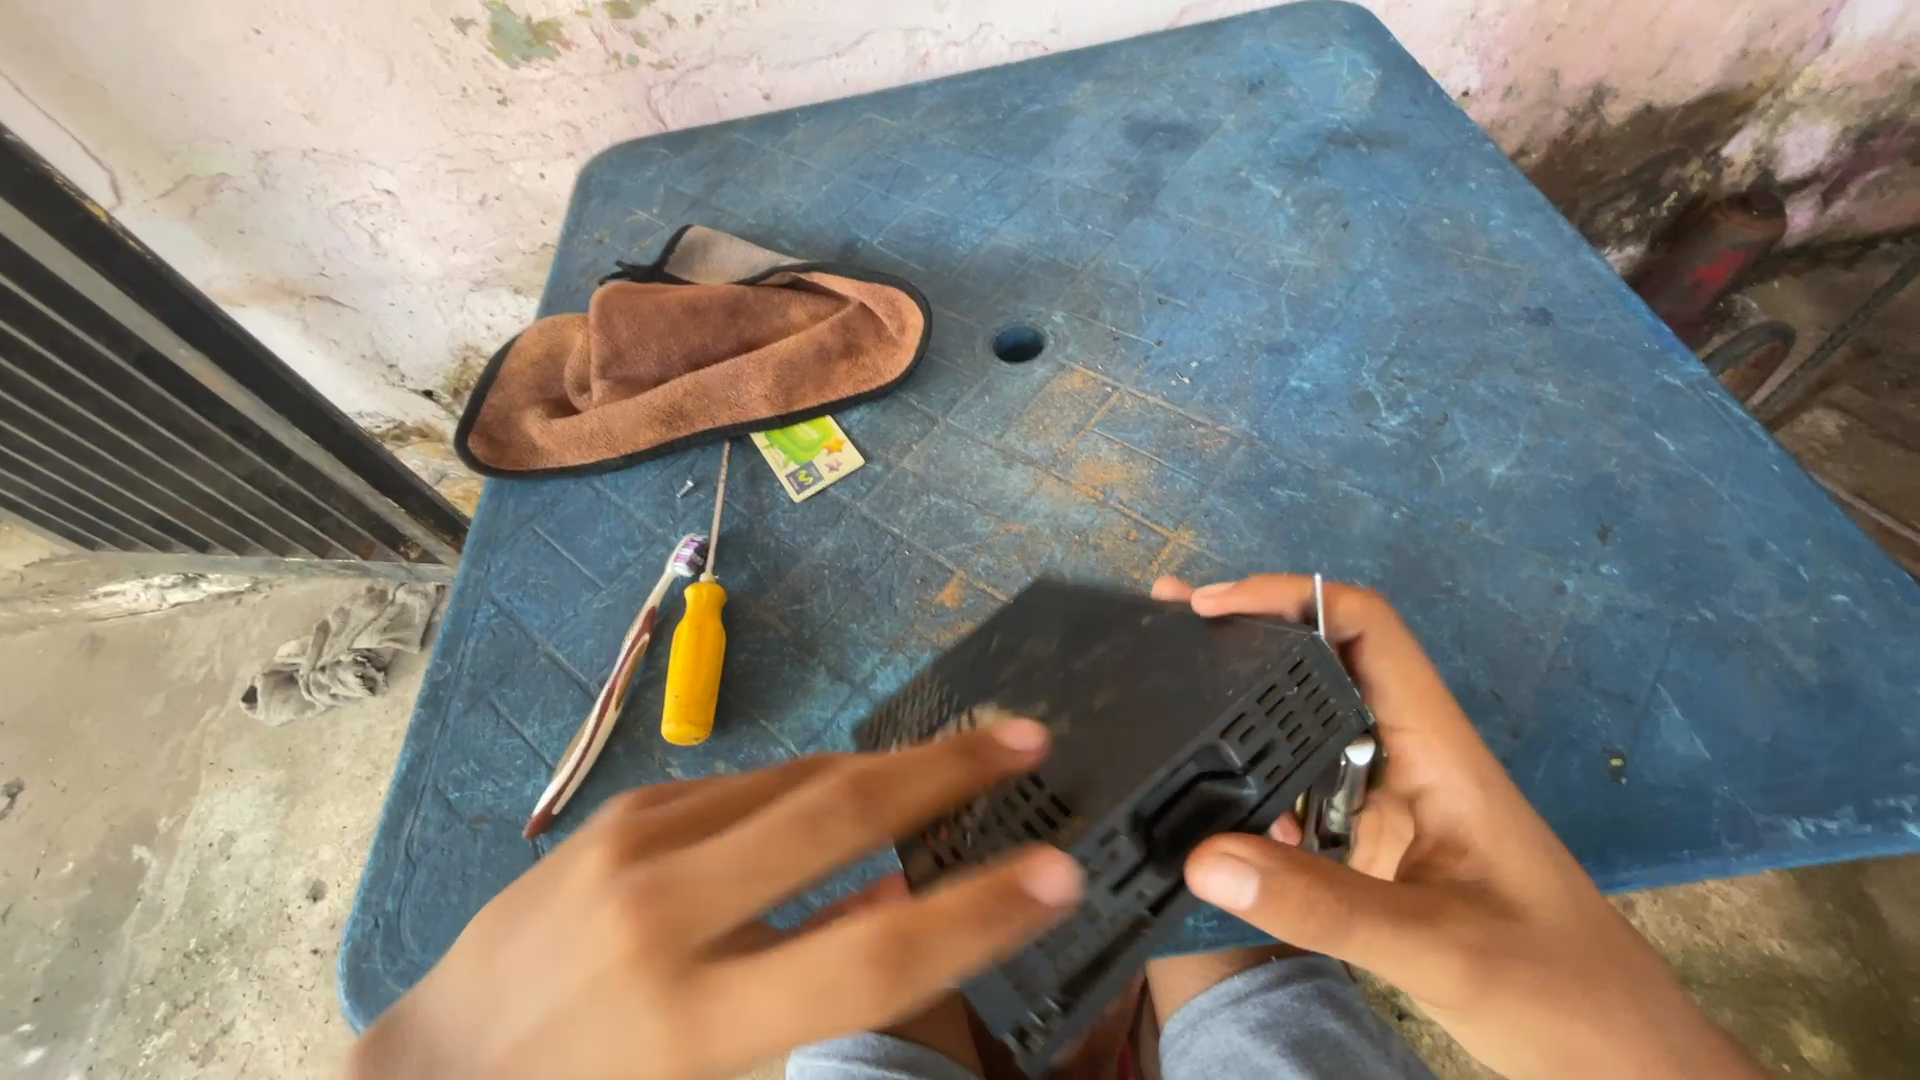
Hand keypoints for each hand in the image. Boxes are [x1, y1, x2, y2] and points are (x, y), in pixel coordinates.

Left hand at [345, 718, 1083, 1079]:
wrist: (428, 1076)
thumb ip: (809, 997)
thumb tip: (892, 908)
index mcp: (698, 1028)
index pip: (873, 955)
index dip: (979, 913)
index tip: (1058, 872)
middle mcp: (671, 916)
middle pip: (843, 815)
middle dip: (950, 770)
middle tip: (1027, 739)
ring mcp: (641, 843)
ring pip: (804, 781)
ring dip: (892, 769)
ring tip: (955, 761)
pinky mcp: (626, 811)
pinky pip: (753, 783)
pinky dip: (817, 785)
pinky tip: (845, 795)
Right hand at [1151, 575, 1762, 1079]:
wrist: (1624, 1063)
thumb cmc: (1561, 993)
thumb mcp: (1438, 950)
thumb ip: (1322, 905)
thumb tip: (1201, 857)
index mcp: (1435, 746)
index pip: (1366, 628)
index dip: (1289, 596)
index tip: (1210, 609)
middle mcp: (1405, 754)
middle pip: (1323, 660)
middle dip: (1244, 632)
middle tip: (1165, 628)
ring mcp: (1388, 796)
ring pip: (1307, 723)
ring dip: (1242, 705)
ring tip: (1168, 690)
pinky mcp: (1373, 837)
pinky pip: (1301, 785)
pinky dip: (1251, 776)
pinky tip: (1211, 797)